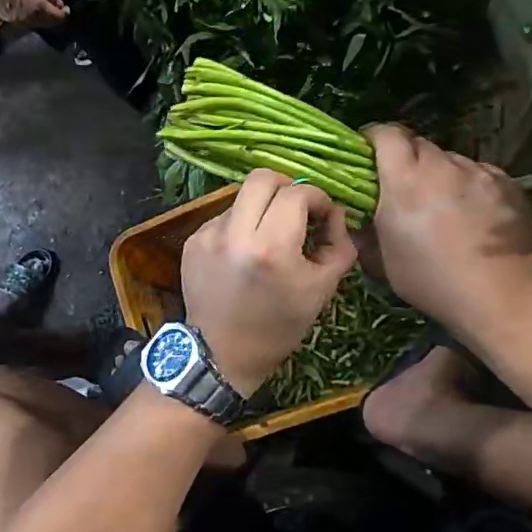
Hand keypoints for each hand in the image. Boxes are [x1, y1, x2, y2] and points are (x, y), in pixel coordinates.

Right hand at [0, 0, 68, 24]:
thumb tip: (58, 3)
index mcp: (38, 9)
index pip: (57, 19)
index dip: (64, 14)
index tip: (66, 8)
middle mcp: (28, 20)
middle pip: (47, 24)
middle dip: (53, 16)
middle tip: (55, 6)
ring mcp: (17, 22)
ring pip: (35, 24)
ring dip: (41, 17)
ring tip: (41, 4)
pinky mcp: (6, 20)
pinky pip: (24, 22)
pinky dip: (30, 16)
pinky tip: (27, 6)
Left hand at [180, 169, 356, 394]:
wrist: (222, 354)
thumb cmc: (278, 326)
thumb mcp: (322, 290)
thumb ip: (338, 245)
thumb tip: (334, 213)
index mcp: (271, 247)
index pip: (297, 194)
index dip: (317, 198)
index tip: (322, 215)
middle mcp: (235, 233)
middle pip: (262, 178)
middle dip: (286, 187)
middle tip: (296, 209)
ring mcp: (208, 235)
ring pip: (241, 197)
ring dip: (261, 209)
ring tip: (269, 237)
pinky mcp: (193, 241)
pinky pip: (223, 218)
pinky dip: (240, 227)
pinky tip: (244, 254)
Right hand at [363, 125, 531, 339]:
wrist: (500, 298)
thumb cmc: (431, 280)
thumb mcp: (381, 261)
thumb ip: (363, 232)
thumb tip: (353, 219)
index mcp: (404, 180)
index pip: (386, 134)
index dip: (374, 138)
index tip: (368, 153)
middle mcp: (442, 166)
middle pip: (418, 144)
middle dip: (406, 158)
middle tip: (403, 186)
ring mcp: (479, 172)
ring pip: (450, 159)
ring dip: (439, 173)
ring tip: (442, 204)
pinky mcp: (508, 184)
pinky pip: (479, 173)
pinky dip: (469, 185)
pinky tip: (472, 213)